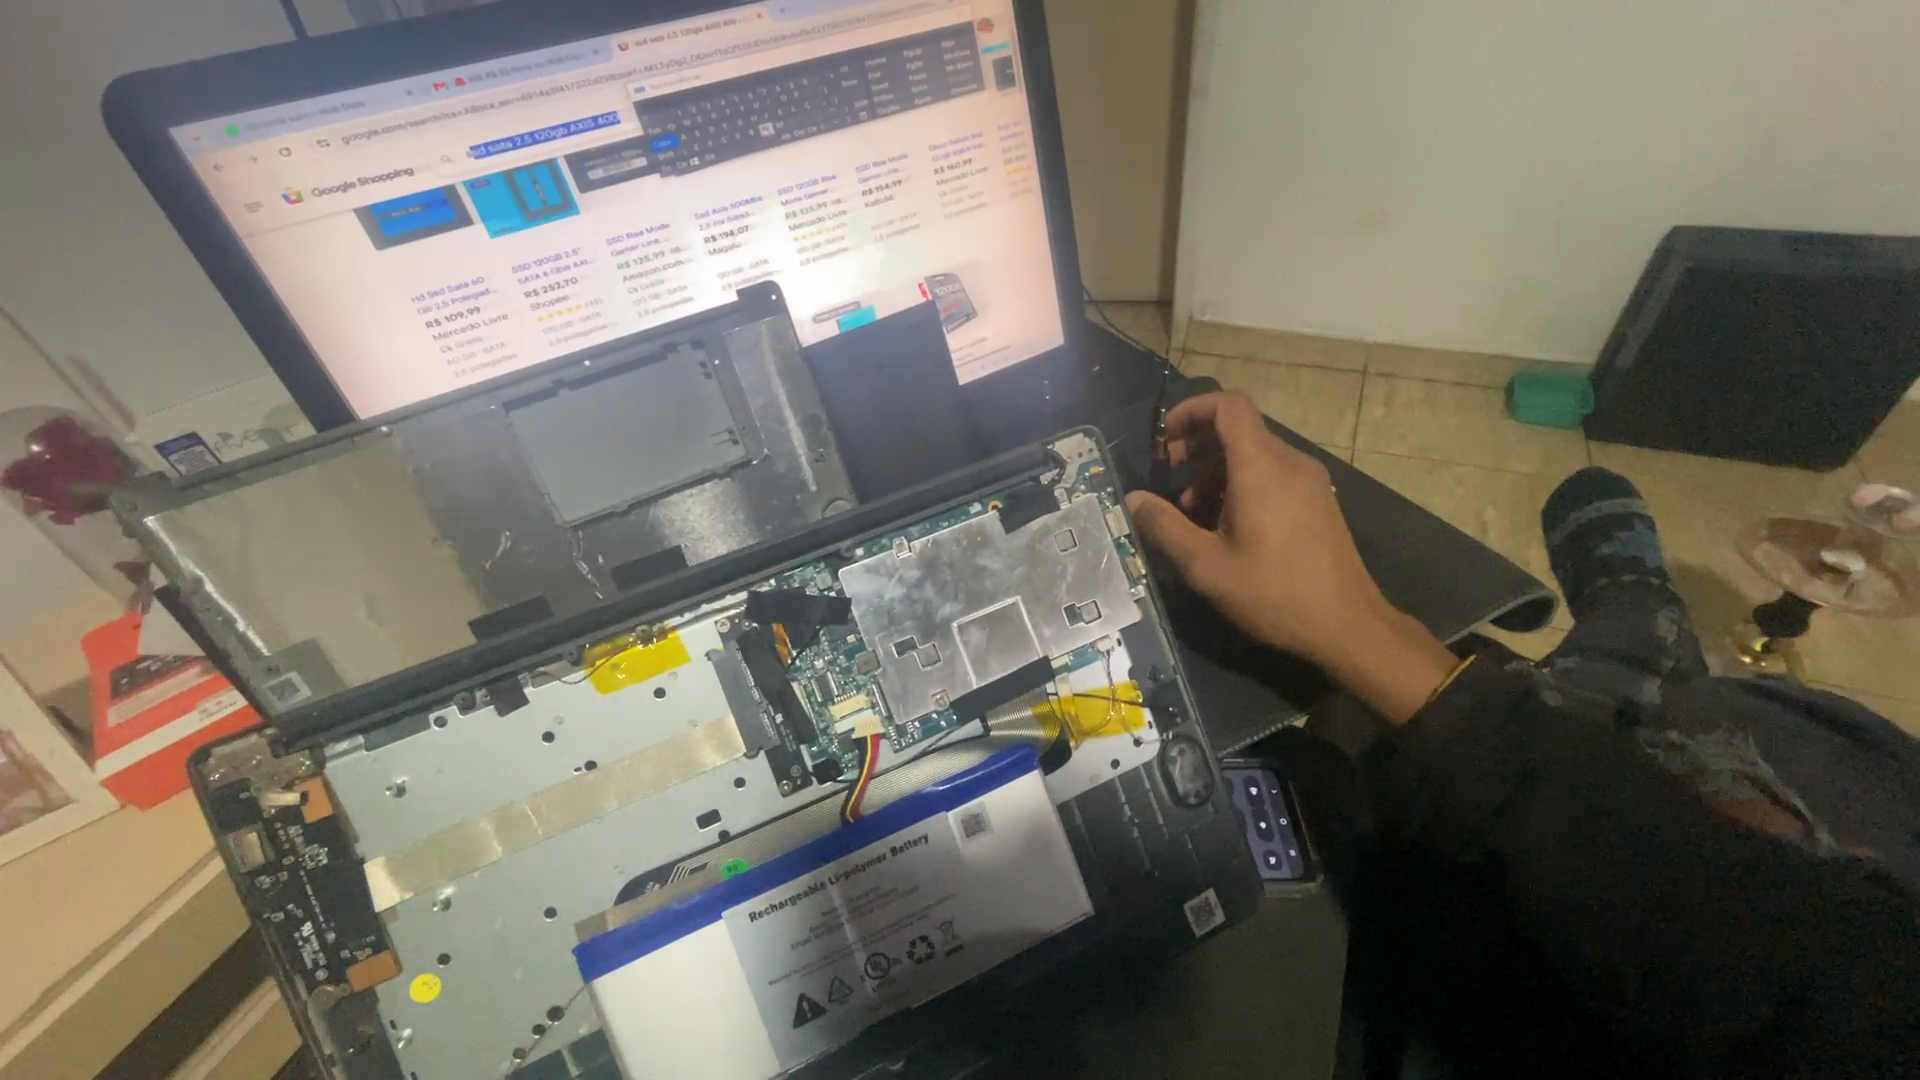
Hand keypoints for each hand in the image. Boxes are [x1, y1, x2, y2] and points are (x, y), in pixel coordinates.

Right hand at [1125, 391, 1456, 721]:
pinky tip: (1225, 522)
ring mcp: (1309, 481)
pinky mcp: (1318, 501)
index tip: (1165, 438)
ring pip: (1256, 453)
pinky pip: (1273, 474)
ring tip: (1190, 506)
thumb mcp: (1205, 564)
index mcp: (1261, 467)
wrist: (1347, 625)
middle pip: (1240, 428)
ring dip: (1216, 468)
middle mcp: (1290, 463)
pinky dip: (1241, 482)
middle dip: (1198, 442)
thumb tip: (1132, 500)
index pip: (1229, 406)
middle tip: (1168, 472)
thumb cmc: (1272, 592)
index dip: (1192, 410)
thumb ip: (1164, 526)